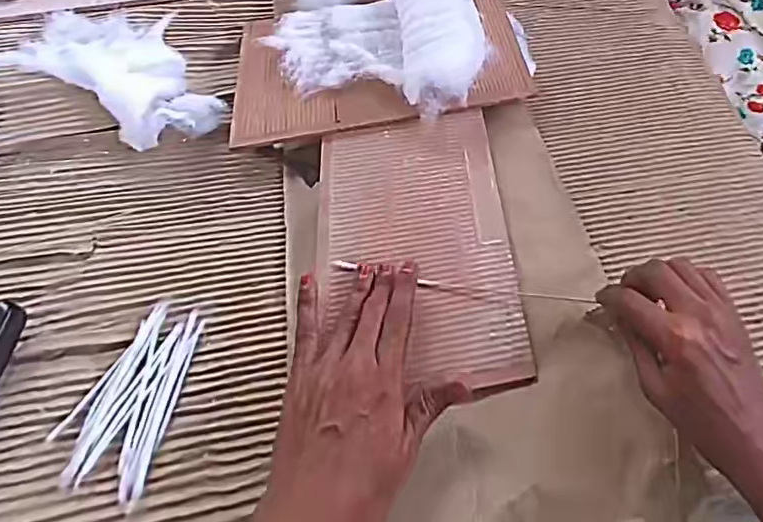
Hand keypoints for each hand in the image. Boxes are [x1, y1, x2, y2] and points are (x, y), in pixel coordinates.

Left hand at [255, 264, 470, 521]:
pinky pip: (305, 334)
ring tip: (363, 269)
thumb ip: (430, 406)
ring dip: (355, 290)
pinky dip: (308, 306)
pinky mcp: (300, 380)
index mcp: (383, 382)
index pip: (398, 322)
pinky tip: (309, 286)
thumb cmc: (357, 488)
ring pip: (343, 317)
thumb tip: (462, 384)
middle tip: (389, 264)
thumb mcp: (404, 447)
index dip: (404, 292)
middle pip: (372, 313)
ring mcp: (324, 372)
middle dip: (382, 284)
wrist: (310, 513)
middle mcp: (354, 369)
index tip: (408, 271)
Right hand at [599, 258, 762, 521]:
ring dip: (659, 272)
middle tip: (624, 291)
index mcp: (676, 339)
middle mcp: (698, 315)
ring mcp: (718, 309)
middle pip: (655, 270)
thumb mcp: (655, 390)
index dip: (611, 296)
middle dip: (632, 277)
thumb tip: (621, 318)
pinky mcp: (732, 310)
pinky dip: (687, 275)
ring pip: (680, 265)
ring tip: (650, 291)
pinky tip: (679, 291)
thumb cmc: (705, 422)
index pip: (631, 300)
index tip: (604, 298)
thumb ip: (636, 346)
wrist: (750, 434)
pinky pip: (706, 274)